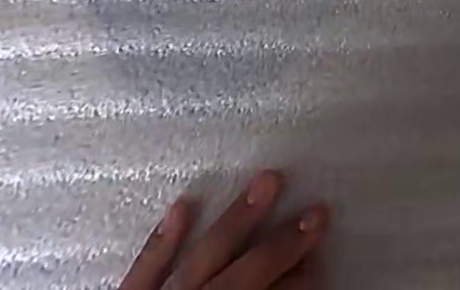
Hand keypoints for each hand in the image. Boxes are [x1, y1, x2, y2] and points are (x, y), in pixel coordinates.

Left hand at [119, 169, 329, 289]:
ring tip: (268, 181)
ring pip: (199, 261)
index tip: (320, 264)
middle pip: (243, 277)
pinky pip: (140, 275)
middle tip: (317, 214)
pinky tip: (183, 206)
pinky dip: (160, 243)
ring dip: (236, 221)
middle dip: (282, 245)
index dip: (298, 283)